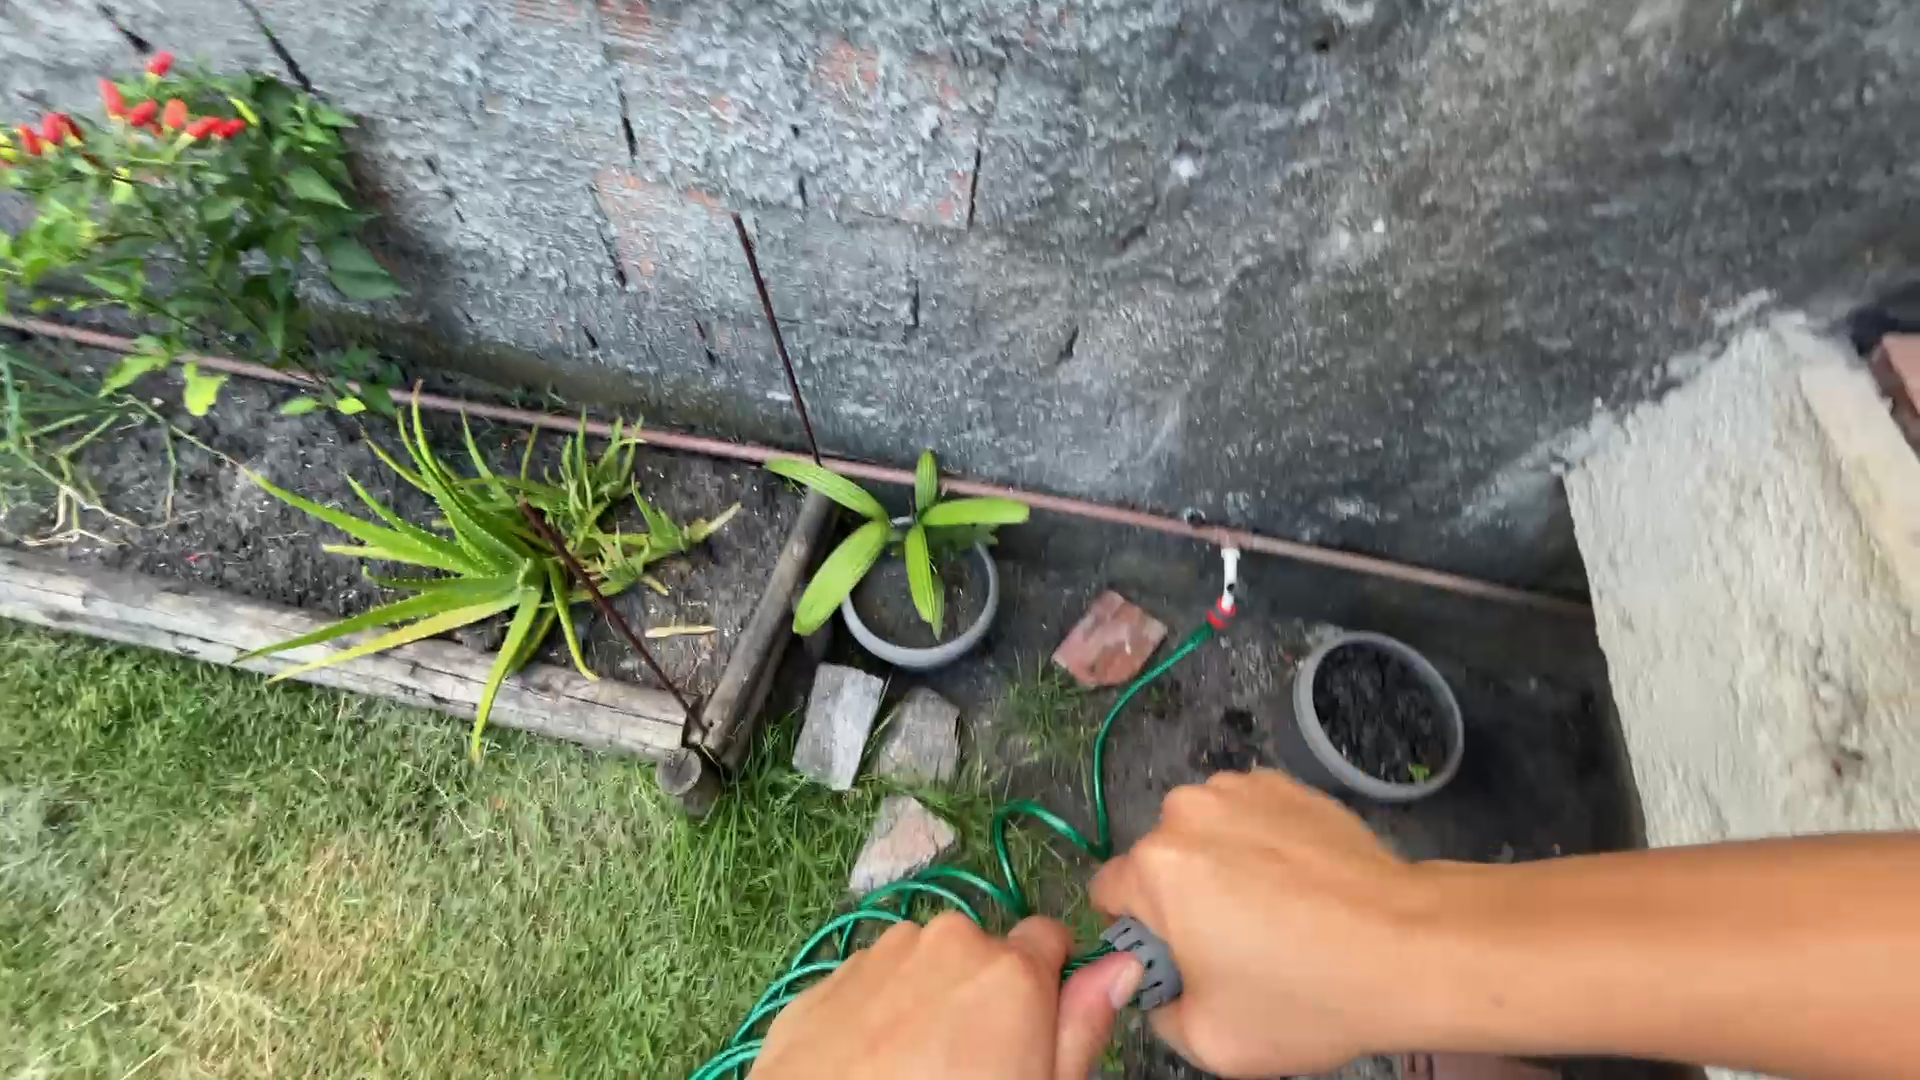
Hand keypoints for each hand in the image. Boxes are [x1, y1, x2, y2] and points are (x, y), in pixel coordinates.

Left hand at [753, 912, 1144, 1079]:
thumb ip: (1083, 1026)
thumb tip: (1119, 965)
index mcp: (1008, 968)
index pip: (1050, 937)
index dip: (1050, 981)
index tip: (1036, 1027)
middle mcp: (948, 938)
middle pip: (985, 953)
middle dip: (985, 993)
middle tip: (969, 1065)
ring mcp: (883, 950)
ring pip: (927, 961)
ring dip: (931, 997)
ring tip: (912, 1069)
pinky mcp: (832, 973)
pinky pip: (876, 977)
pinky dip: (880, 1009)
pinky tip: (867, 1064)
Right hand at [1090, 770, 1423, 1076]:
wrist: (1410, 944)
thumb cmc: (1305, 994)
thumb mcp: (1213, 1042)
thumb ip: (1157, 1011)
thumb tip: (1156, 980)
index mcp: (1153, 867)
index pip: (1107, 890)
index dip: (1135, 929)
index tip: (1177, 954)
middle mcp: (1181, 811)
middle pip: (1157, 860)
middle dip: (1180, 895)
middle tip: (1235, 937)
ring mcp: (1232, 787)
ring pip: (1200, 831)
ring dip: (1217, 859)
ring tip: (1275, 903)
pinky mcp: (1277, 781)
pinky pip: (1243, 811)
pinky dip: (1257, 838)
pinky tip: (1299, 875)